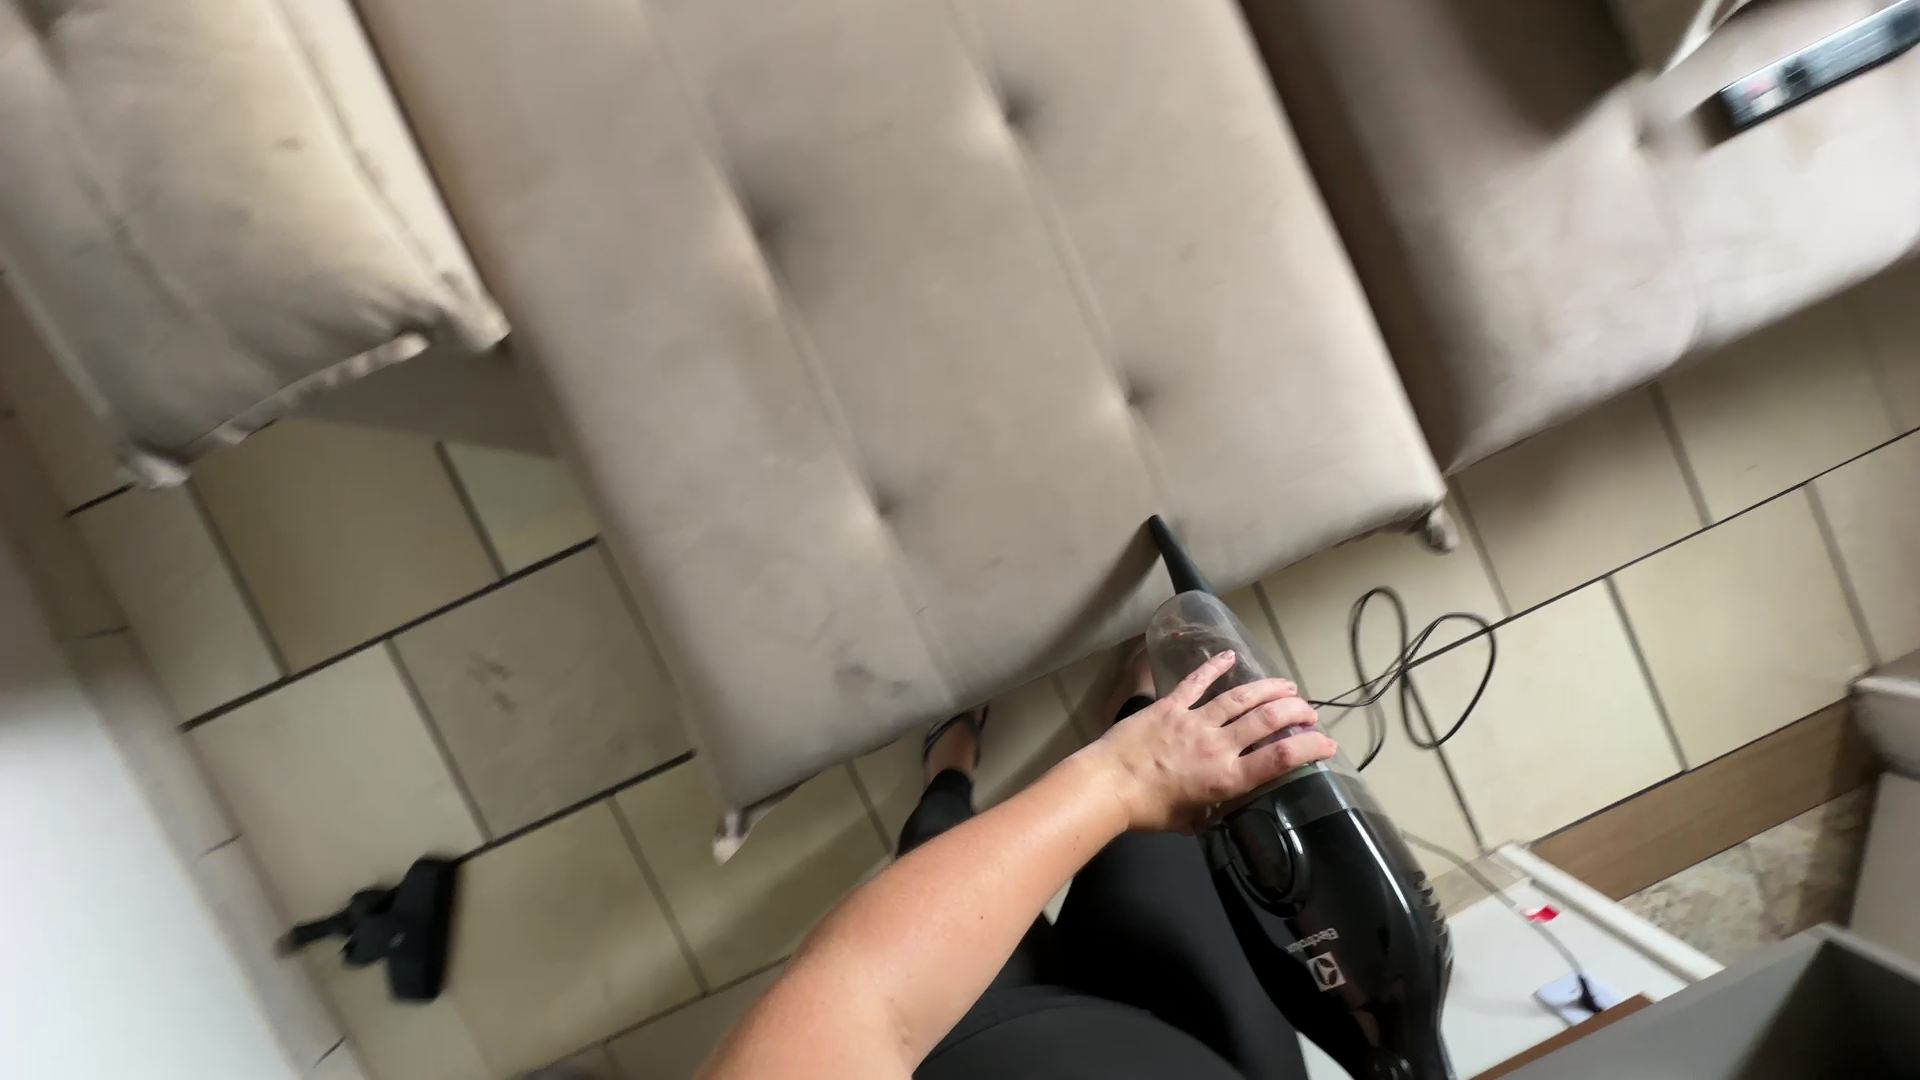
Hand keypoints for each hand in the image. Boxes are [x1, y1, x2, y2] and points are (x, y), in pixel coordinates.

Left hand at [1084, 651, 1337, 831]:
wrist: (1109, 784)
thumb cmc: (1148, 810)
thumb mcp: (1192, 822)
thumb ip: (1213, 811)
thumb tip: (1223, 806)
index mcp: (1227, 778)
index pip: (1281, 759)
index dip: (1310, 748)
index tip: (1327, 743)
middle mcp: (1217, 745)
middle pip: (1267, 720)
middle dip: (1296, 712)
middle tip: (1310, 711)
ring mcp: (1193, 720)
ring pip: (1239, 698)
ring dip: (1267, 689)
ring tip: (1287, 686)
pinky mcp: (1170, 705)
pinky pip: (1196, 682)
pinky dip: (1213, 667)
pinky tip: (1229, 656)